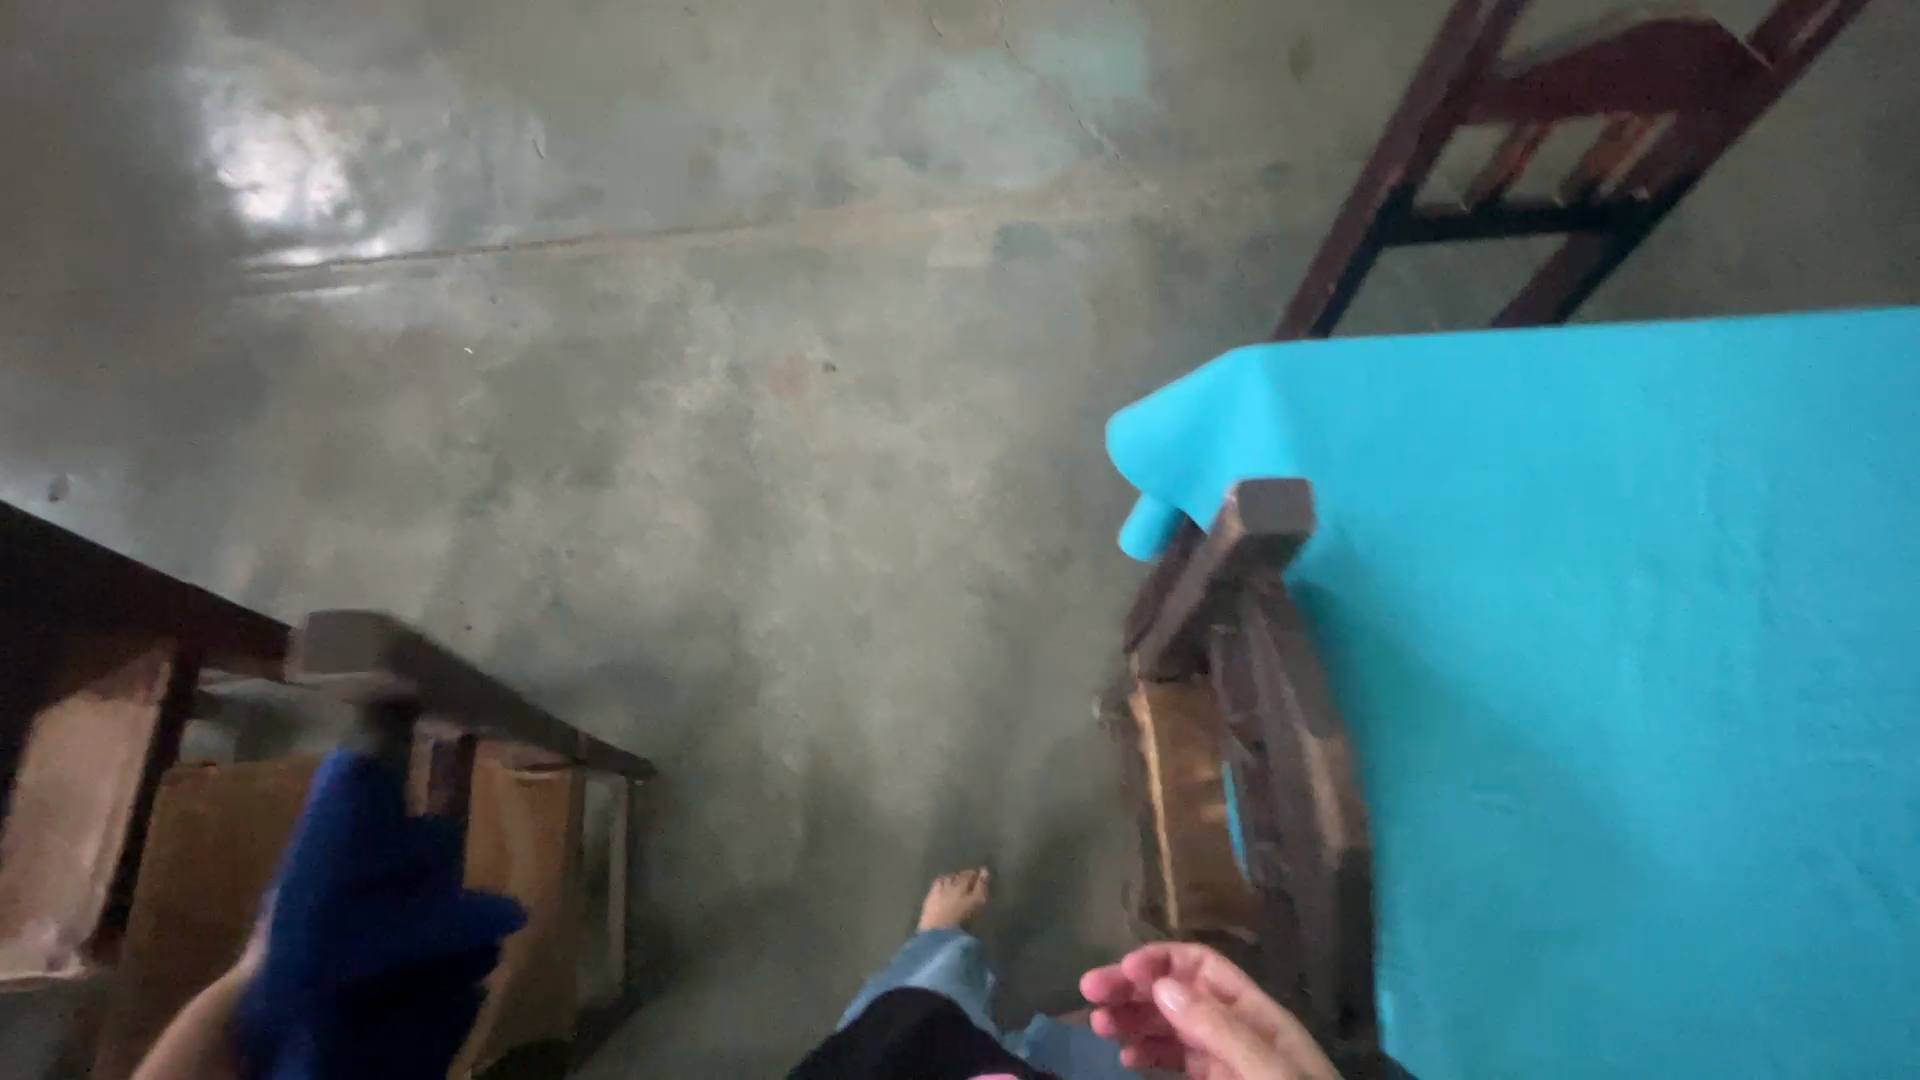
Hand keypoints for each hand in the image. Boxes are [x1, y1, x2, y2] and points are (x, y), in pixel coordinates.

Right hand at [1079, 943, 1339, 1079]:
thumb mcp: (1269, 1073)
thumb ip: (1219, 1030)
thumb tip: (1162, 984)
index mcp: (1256, 1015)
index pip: (1201, 967)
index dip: (1161, 960)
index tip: (1123, 971)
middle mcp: (1237, 1031)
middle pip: (1177, 993)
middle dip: (1133, 988)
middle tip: (1090, 993)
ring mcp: (1227, 1064)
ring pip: (1170, 1026)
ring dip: (1133, 1019)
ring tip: (1099, 1026)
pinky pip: (1176, 1062)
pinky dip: (1148, 1054)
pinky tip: (1127, 1058)